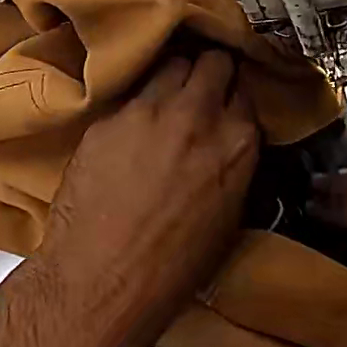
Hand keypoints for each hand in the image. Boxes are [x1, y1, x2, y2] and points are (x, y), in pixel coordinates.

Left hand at [38, 50, 259, 341]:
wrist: (101, 284)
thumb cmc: (174, 266)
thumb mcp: (230, 213)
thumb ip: (235, 163)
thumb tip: (228, 143)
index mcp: (237, 142)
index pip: (245, 91)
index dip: (234, 96)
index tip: (227, 102)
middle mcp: (198, 116)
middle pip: (213, 61)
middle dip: (210, 71)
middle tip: (202, 86)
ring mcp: (149, 112)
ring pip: (171, 64)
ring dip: (174, 77)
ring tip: (167, 98)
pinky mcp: (108, 119)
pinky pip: (130, 95)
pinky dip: (135, 105)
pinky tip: (130, 129)